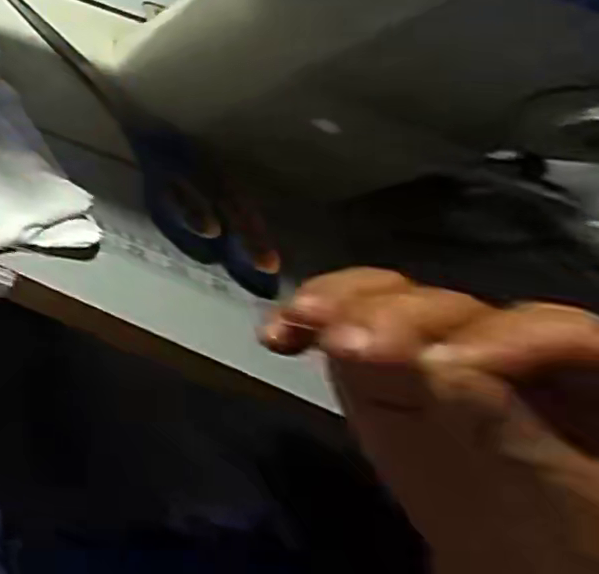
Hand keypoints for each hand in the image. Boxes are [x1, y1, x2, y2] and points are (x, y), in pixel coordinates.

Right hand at [262, 268, 598, 573]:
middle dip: (390, 318)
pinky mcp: (374, 355)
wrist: (507, 566)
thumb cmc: (558, 541)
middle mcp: (508, 345)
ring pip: (384, 298)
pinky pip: (335, 320)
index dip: (500, 333)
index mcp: (585, 376)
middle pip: (450, 306)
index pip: (550, 327)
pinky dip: (301, 322)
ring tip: (297, 325)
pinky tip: (277, 338)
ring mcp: (434, 346)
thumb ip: (491, 420)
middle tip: (348, 345)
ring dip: (334, 305)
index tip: (443, 364)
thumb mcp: (547, 488)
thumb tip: (414, 358)